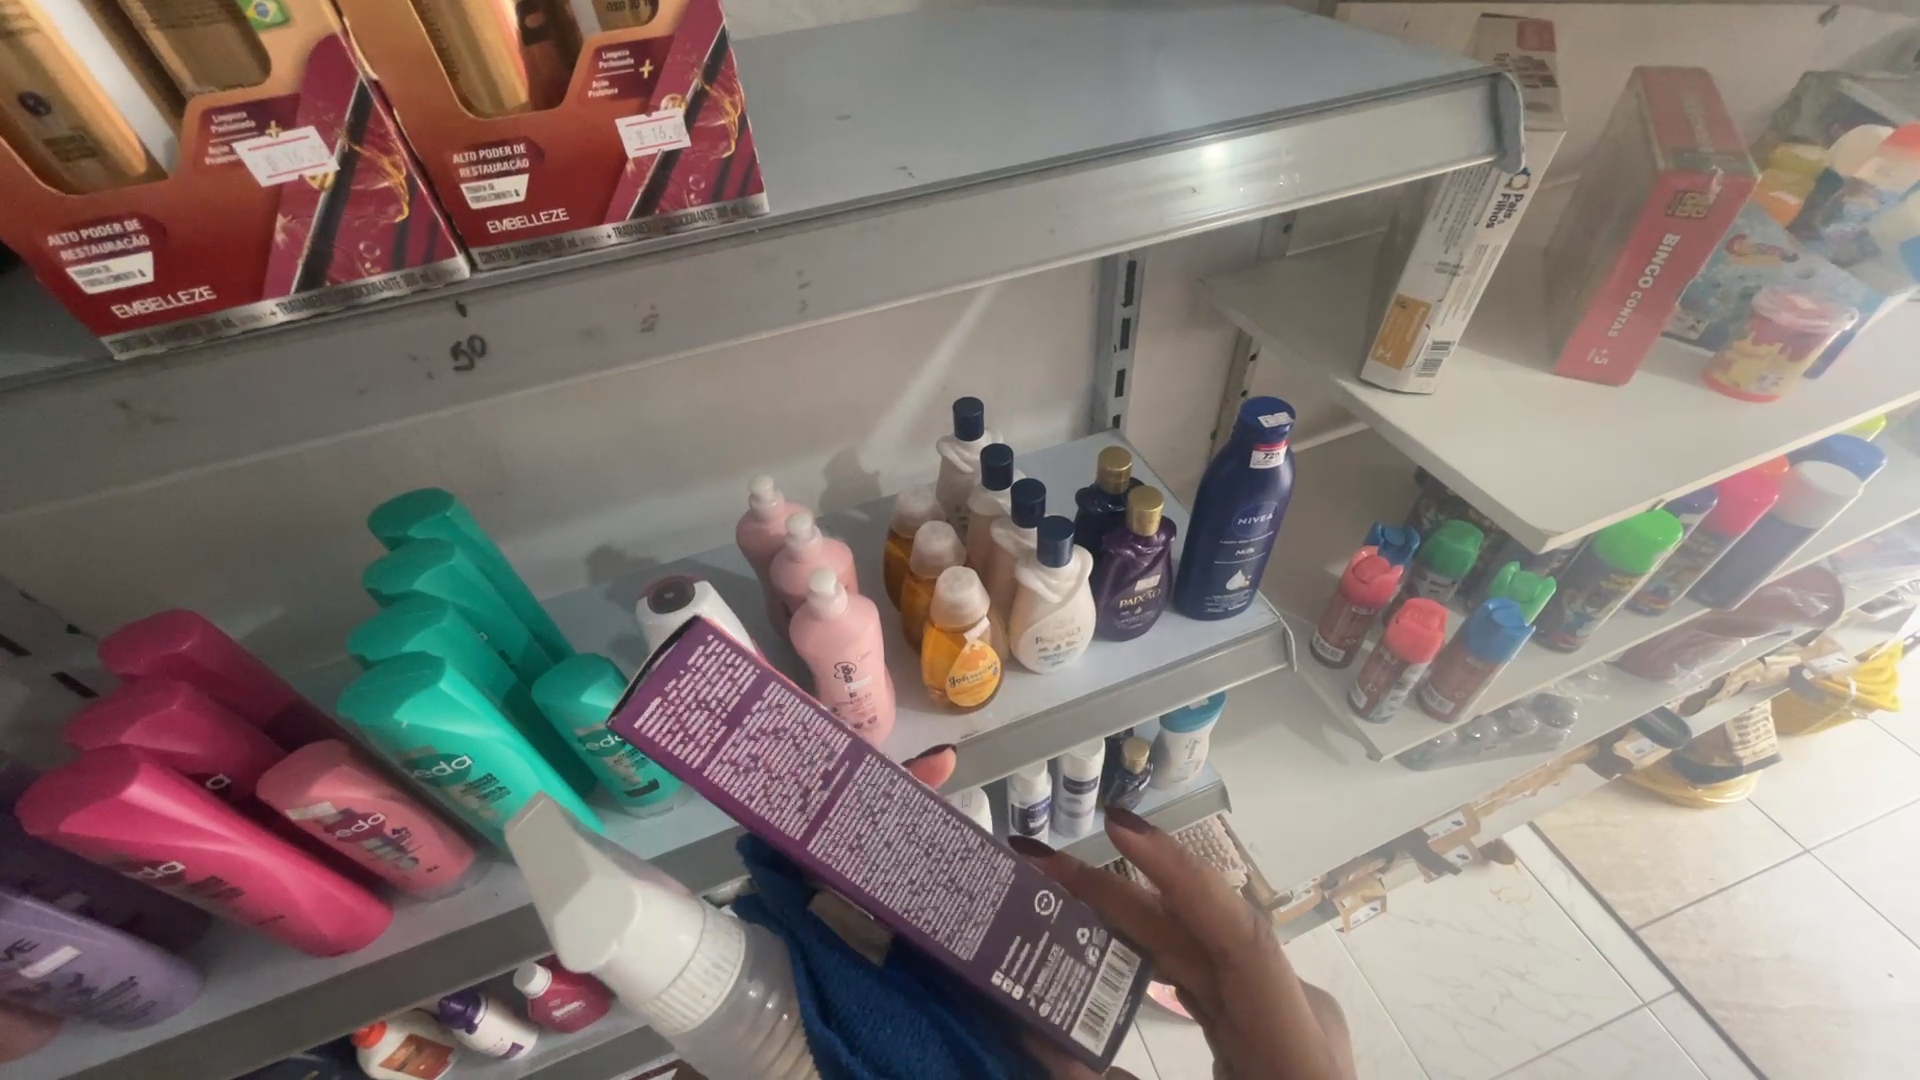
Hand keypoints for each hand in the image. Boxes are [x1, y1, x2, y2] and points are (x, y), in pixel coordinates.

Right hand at [1008, 808, 1355, 1079]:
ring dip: (1126, 914)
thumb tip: (1036, 1035)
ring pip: (1192, 943)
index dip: (1176, 872)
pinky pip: (1199, 969)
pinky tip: (1107, 934)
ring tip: (1059, 890)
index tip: (1115, 826)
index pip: (1237, 934)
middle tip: (1040, 863)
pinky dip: (1150, 949)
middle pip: (1193, 930)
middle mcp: (1290, 1008)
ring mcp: (1275, 1011)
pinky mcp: (1259, 1024)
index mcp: (1291, 1043)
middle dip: (1114, 890)